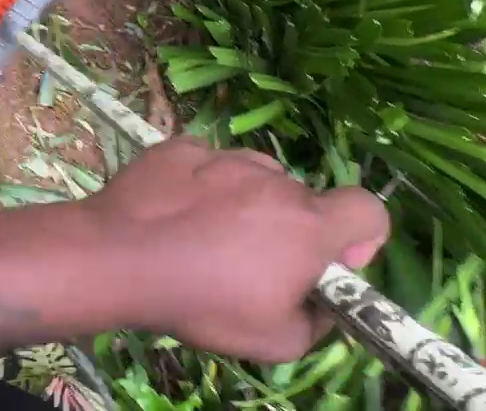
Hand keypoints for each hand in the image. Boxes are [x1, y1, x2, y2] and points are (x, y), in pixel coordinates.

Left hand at [84, 136, 388, 362]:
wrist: (116, 256)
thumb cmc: (201, 301)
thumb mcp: (279, 339)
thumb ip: (317, 318)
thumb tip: (319, 301)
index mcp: (306, 223)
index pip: (368, 209)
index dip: (361, 236)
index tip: (330, 261)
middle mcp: (268, 178)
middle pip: (300, 195)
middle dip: (291, 224)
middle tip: (253, 256)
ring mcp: (217, 156)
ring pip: (252, 172)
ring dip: (247, 197)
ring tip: (209, 229)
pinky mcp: (175, 147)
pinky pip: (205, 160)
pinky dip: (201, 179)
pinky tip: (177, 206)